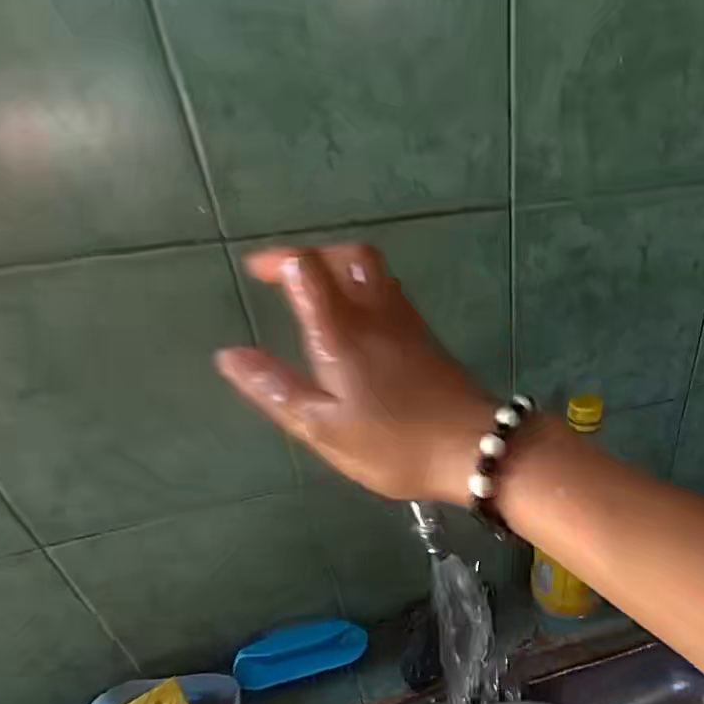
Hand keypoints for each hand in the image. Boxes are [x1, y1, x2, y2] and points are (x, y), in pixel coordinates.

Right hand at [214, 245, 494, 504]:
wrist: (474, 448)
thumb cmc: (394, 445)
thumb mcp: (323, 428)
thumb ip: (276, 389)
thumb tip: (228, 355)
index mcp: (343, 333)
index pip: (308, 269)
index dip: (280, 261)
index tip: (258, 274)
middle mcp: (376, 315)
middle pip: (349, 255)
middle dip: (315, 255)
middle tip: (291, 277)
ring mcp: (408, 323)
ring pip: (375, 271)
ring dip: (342, 269)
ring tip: (319, 296)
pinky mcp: (428, 339)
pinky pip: (392, 294)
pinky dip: (366, 291)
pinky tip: (360, 324)